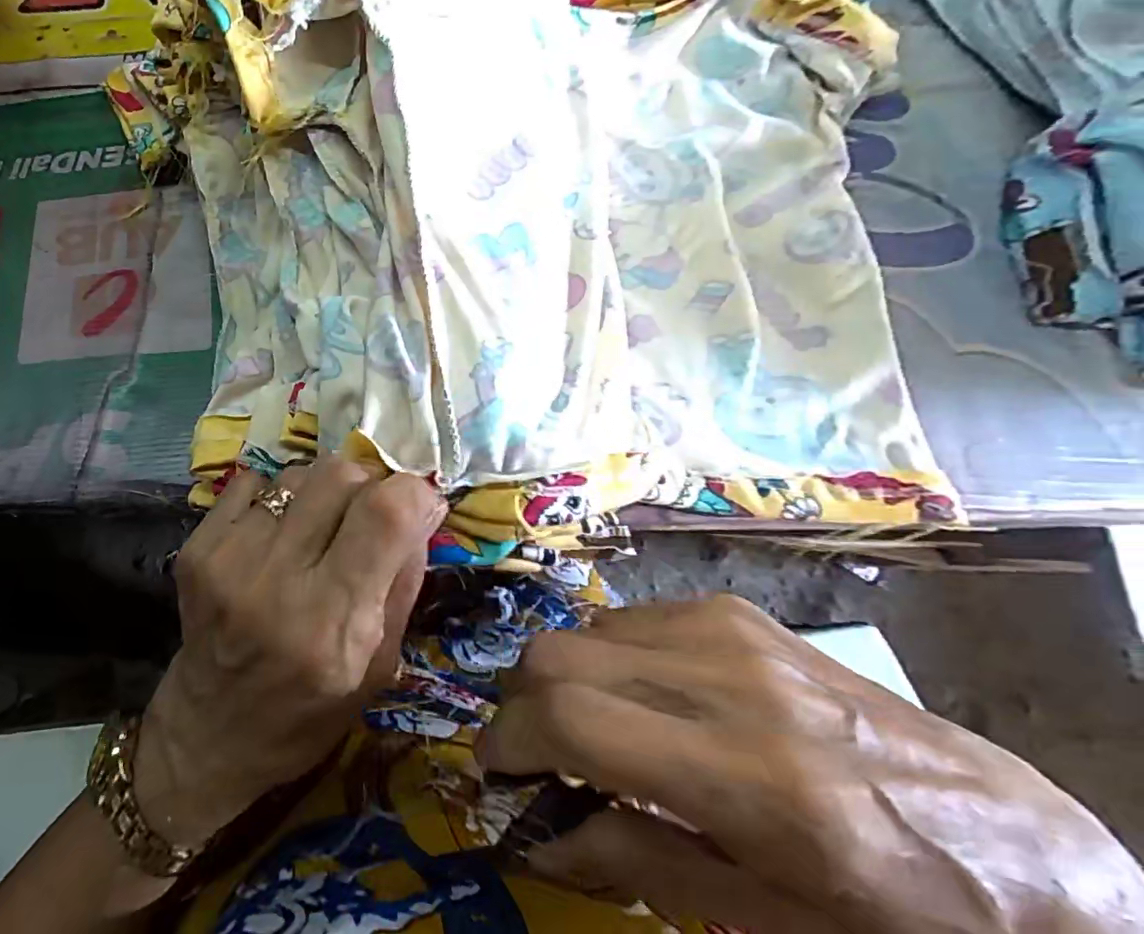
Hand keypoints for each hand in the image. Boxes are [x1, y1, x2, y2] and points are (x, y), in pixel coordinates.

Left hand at [134, 457, 443, 847]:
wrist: (213, 726)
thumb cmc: (308, 711)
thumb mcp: (380, 666)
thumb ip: (403, 581)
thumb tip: (422, 504)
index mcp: (332, 623)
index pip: (383, 514)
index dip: (412, 493)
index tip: (417, 504)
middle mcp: (276, 582)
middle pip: (338, 476)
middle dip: (366, 487)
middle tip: (365, 517)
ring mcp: (228, 558)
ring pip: (296, 475)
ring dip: (319, 494)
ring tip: (316, 532)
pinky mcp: (195, 547)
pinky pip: (251, 482)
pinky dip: (275, 498)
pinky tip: (275, 535)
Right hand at [480, 595, 1143, 932]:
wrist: (1024, 848)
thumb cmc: (897, 909)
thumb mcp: (764, 915)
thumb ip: (631, 864)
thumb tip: (533, 835)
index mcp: (750, 777)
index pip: (571, 721)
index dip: (508, 740)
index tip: (493, 770)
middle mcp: (732, 682)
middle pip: (555, 657)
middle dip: (520, 705)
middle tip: (534, 753)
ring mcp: (733, 633)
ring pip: (579, 631)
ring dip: (558, 680)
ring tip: (586, 727)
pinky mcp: (736, 612)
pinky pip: (624, 620)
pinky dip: (602, 658)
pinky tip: (636, 697)